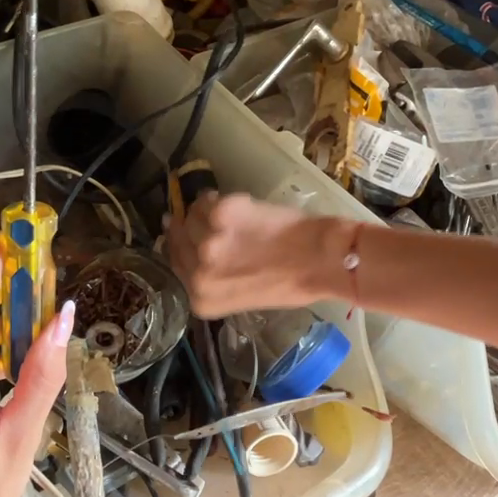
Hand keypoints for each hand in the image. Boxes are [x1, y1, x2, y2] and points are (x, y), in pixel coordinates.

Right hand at [165, 192, 346, 317]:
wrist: (323, 260)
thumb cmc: (291, 284)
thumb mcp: (242, 295)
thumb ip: (214, 279)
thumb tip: (194, 253)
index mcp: (201, 298)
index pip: (174, 266)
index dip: (178, 248)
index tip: (181, 236)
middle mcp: (198, 272)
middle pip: (177, 240)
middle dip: (185, 228)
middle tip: (199, 220)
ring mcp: (208, 242)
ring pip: (189, 216)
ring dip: (201, 212)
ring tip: (223, 213)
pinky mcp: (221, 213)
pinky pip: (206, 200)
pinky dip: (215, 199)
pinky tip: (233, 205)